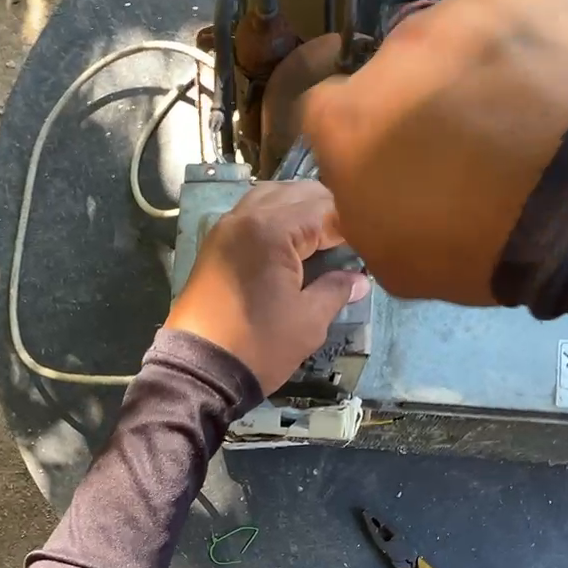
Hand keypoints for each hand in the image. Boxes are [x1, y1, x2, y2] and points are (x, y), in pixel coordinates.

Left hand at [165, 180, 369, 391]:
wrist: (198, 372)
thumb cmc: (257, 346)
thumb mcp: (307, 322)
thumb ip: (335, 291)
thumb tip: (357, 279)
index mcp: (272, 229)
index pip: (326, 210)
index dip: (352, 228)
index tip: (368, 248)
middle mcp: (246, 217)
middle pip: (298, 195)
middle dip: (327, 214)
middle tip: (348, 244)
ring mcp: (225, 229)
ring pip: (271, 199)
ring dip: (299, 212)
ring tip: (320, 242)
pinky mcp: (214, 246)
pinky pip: (250, 216)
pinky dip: (273, 221)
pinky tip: (289, 245)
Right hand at [300, 0, 567, 303]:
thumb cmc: (477, 245)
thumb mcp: (392, 263)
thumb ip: (362, 214)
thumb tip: (368, 190)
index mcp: (344, 125)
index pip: (323, 119)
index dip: (354, 142)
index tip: (383, 164)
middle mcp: (390, 54)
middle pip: (385, 76)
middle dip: (406, 105)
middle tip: (451, 144)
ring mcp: (458, 14)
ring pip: (442, 44)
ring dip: (457, 73)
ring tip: (508, 112)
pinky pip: (502, 19)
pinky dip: (512, 47)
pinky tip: (542, 83)